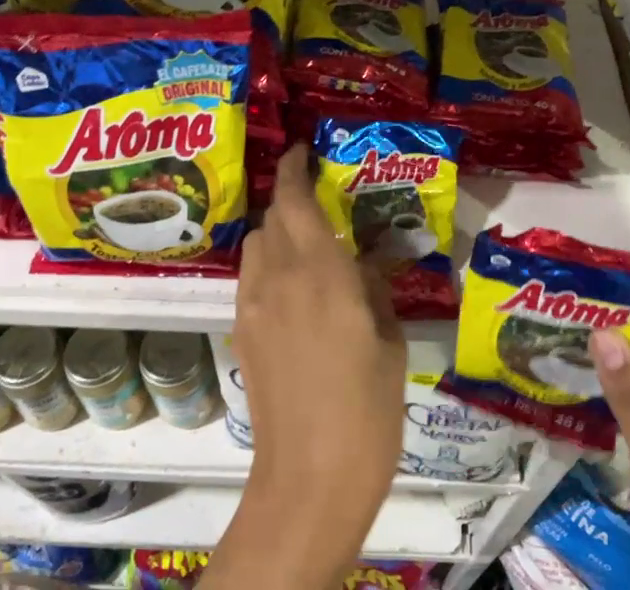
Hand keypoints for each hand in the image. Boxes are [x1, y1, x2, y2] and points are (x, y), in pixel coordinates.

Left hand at [204, 144, 406, 589]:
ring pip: (256, 246)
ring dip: (278, 234)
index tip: (304, 152)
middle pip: (272, 218)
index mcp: (321, 273)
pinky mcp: (241, 332)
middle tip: (322, 204)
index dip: (295, 168)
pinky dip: (270, 266)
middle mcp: (278, 278)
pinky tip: (296, 289)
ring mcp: (253, 306)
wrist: (310, 476)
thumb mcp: (388, 341)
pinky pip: (252, 279)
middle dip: (292, 201)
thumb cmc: (367, 410)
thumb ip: (371, 288)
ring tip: (308, 247)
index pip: (295, 200)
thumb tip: (362, 261)